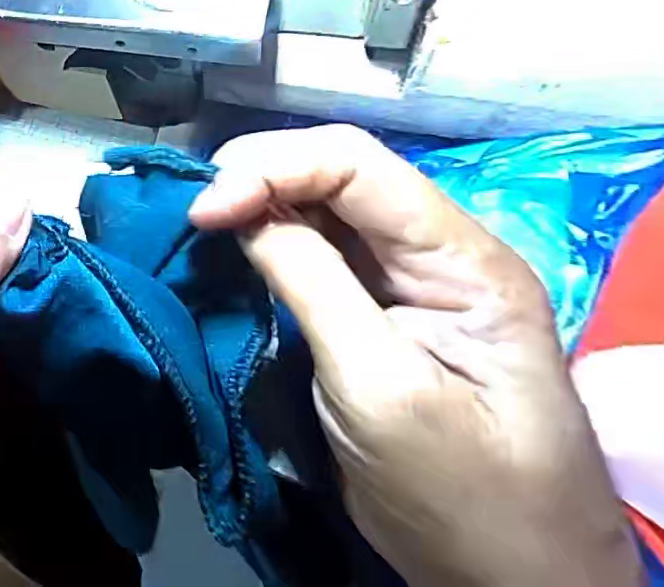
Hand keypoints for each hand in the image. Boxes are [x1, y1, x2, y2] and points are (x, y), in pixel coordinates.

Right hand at [187, 126, 642, 586]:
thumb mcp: (379, 389)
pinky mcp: (380, 298)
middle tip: (199, 209)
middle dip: (259, 174)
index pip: (356, 164)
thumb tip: (239, 211)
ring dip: (259, 198)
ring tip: (208, 219)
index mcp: (461, 257)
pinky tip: (237, 240)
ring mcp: (409, 271)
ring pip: (323, 197)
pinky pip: (317, 238)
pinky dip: (267, 230)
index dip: (272, 168)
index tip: (207, 210)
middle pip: (337, 168)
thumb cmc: (464, 499)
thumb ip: (311, 282)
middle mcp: (437, 245)